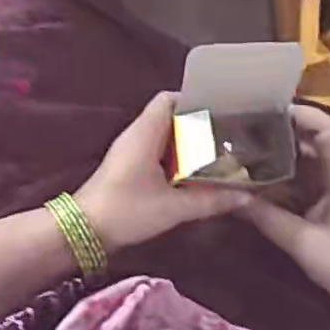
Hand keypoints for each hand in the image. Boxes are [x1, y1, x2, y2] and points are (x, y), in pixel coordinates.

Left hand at [75, 92, 251, 250]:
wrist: (83, 231)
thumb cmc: (126, 211)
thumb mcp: (173, 208)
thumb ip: (210, 200)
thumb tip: (246, 197)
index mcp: (145, 132)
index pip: (169, 98)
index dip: (195, 100)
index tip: (221, 112)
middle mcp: (136, 136)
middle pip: (170, 118)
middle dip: (198, 126)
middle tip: (228, 137)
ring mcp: (129, 152)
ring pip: (164, 138)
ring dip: (187, 146)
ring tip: (219, 155)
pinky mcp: (127, 169)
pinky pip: (156, 154)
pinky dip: (175, 160)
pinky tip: (195, 176)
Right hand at [240, 105, 329, 311]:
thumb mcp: (302, 242)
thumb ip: (266, 217)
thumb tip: (231, 196)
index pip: (329, 130)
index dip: (303, 114)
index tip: (269, 109)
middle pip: (320, 140)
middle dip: (286, 131)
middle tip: (249, 128)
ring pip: (315, 159)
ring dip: (286, 153)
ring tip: (251, 148)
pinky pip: (314, 179)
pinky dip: (290, 175)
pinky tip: (264, 179)